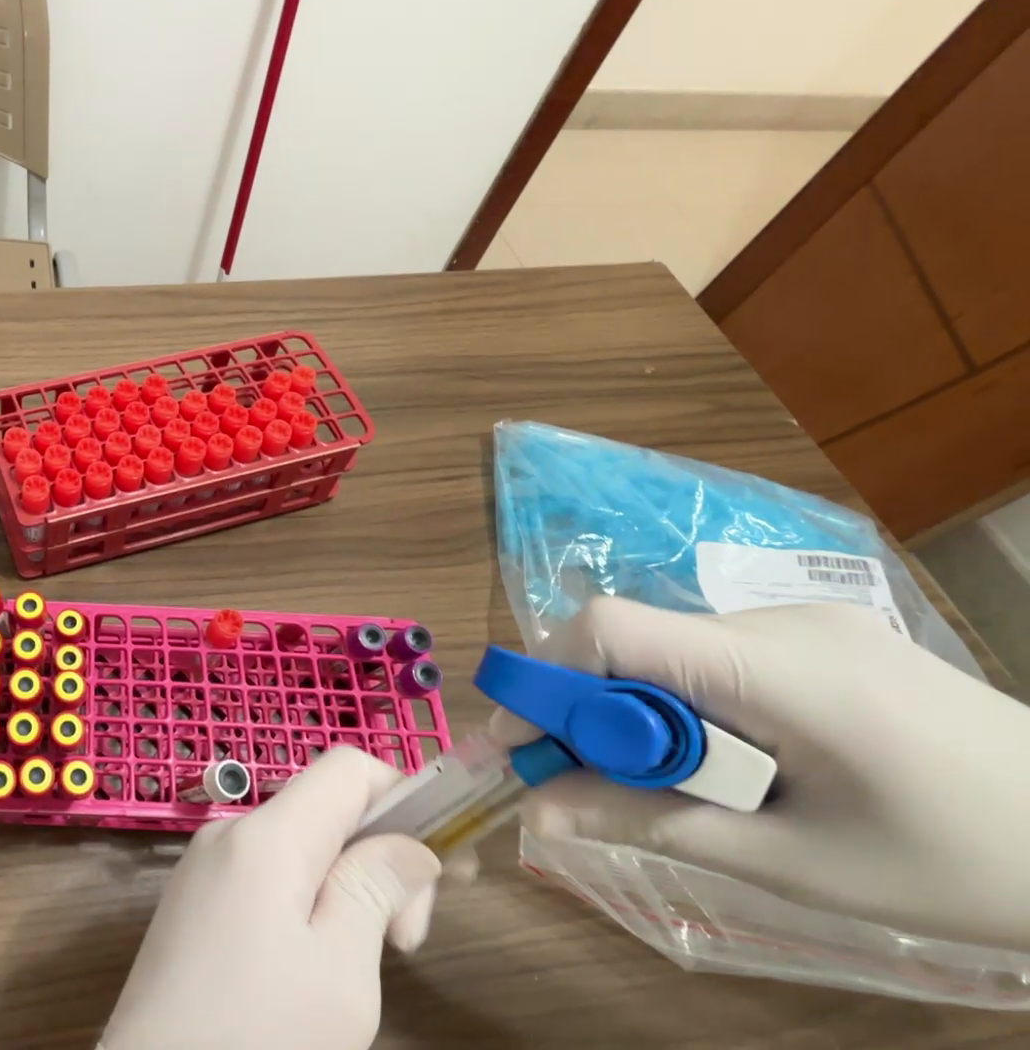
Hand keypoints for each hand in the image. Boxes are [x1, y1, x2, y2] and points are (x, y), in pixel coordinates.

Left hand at [99, 747, 441, 1049]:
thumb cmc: (255, 1035)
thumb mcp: (340, 972)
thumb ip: (375, 889)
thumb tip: (409, 842)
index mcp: (266, 835)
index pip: (347, 767)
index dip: (404, 799)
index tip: (435, 875)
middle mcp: (228, 833)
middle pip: (324, 809)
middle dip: (377, 859)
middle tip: (400, 945)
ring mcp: (202, 866)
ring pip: (297, 848)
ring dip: (343, 889)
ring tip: (351, 967)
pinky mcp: (191, 901)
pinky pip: (263, 876)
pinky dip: (303, 904)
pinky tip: (305, 968)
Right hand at [498, 596, 1029, 949]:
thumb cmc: (960, 864)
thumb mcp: (789, 863)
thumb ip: (647, 822)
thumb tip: (532, 811)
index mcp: (780, 669)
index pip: (613, 629)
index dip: (547, 681)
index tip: (524, 746)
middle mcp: (779, 622)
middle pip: (630, 640)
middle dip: (588, 710)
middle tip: (584, 782)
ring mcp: (801, 621)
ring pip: (663, 648)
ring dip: (636, 712)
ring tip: (676, 783)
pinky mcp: (814, 634)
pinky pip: (705, 653)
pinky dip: (679, 702)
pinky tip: (723, 757)